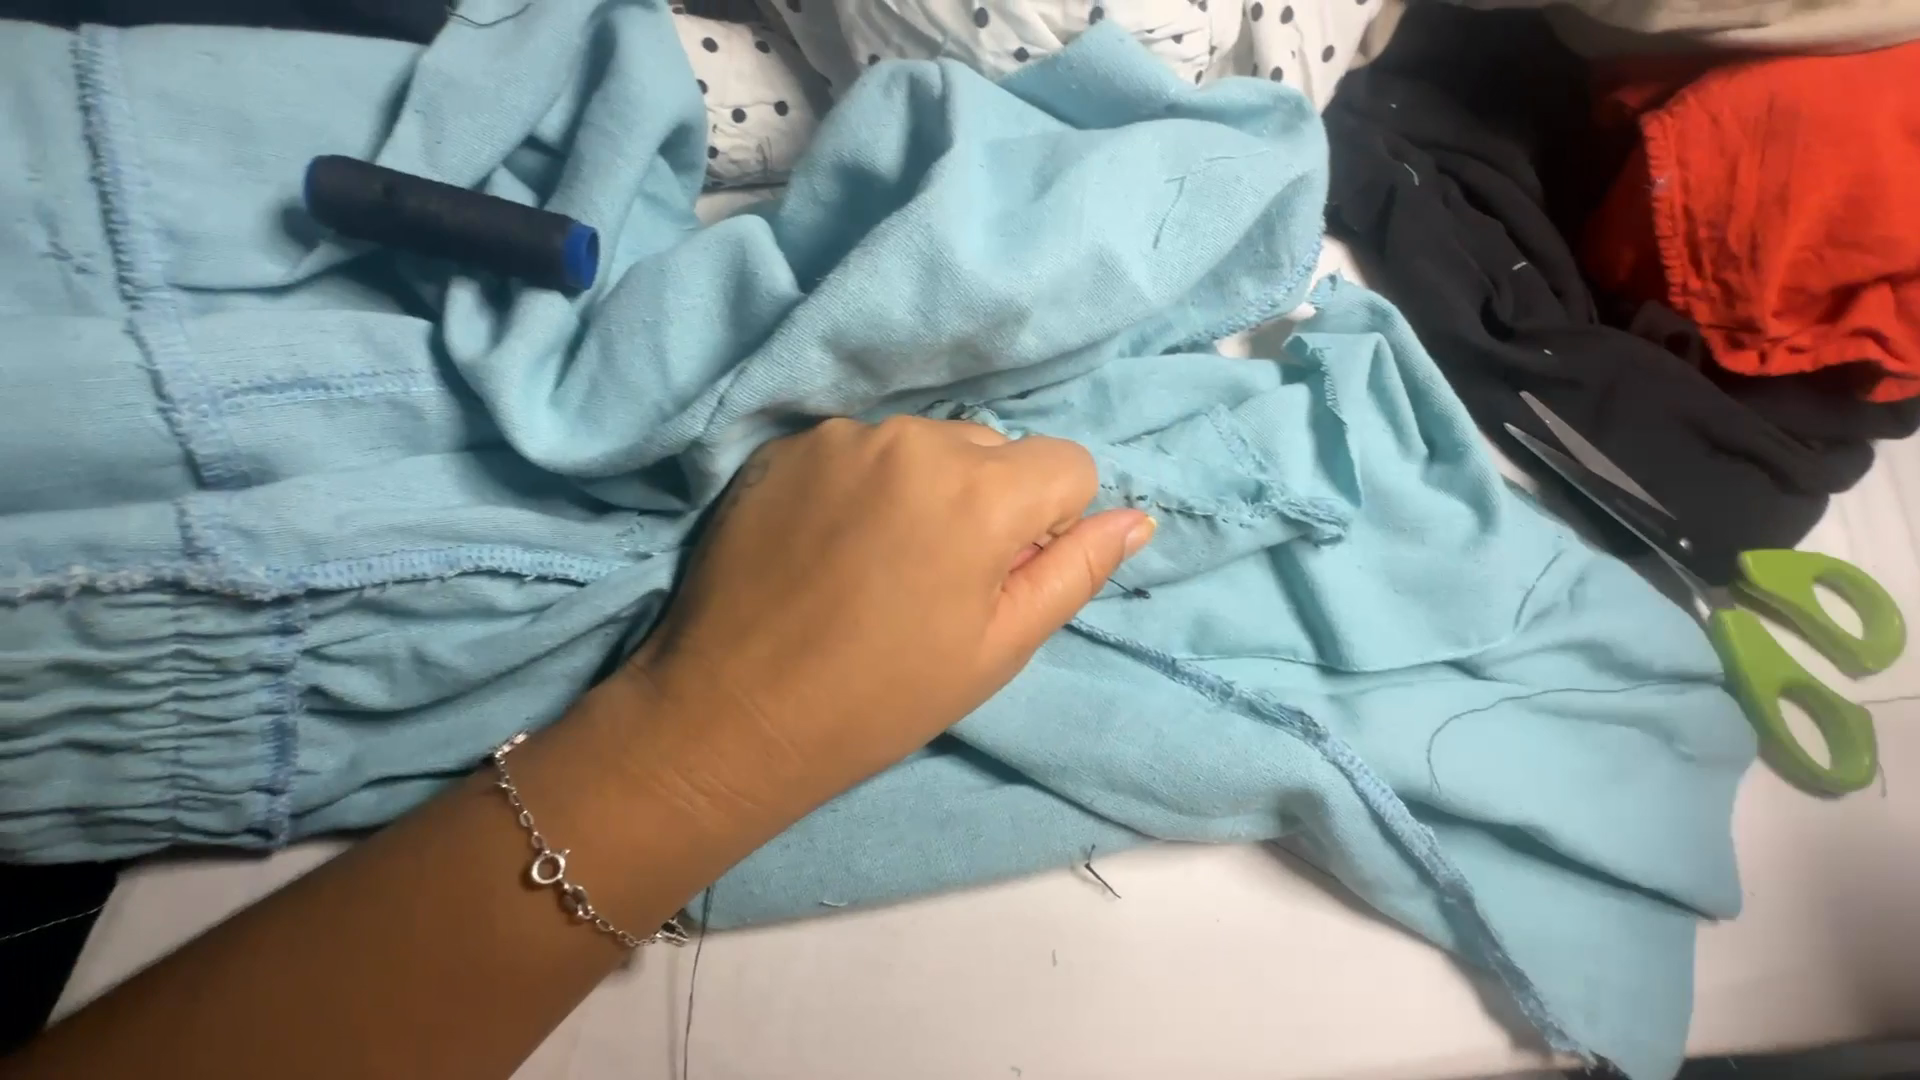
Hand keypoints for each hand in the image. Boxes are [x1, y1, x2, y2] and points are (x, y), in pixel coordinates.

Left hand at [629, 416, 1154, 816]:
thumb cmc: (882, 696)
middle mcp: (914, 439)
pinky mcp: (788, 445)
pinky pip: (862, 449)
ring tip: (877, 563)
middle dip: (988, 502)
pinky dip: (866, 485)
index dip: (1050, 522)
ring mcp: (842, 437)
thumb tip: (1137, 520)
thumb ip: (1076, 571)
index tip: (1001, 574)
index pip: (1067, 465)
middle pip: (995, 451)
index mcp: (979, 491)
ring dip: (926, 490)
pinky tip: (830, 544)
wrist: (734, 713)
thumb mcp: (999, 646)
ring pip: (927, 446)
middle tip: (935, 578)